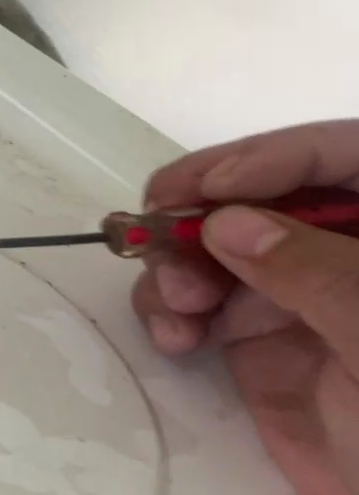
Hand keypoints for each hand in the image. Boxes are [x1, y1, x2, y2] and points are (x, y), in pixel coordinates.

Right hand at [132, 120, 358, 494]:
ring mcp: (305, 294)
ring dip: (175, 267)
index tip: (208, 189)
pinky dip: (168, 310)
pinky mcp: (260, 335)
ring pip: (213, 245)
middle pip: (262, 196)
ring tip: (176, 310)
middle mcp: (353, 254)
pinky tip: (174, 338)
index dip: (276, 158)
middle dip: (200, 217)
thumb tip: (225, 222)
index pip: (350, 156)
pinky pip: (195, 299)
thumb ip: (322, 273)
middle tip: (156, 241)